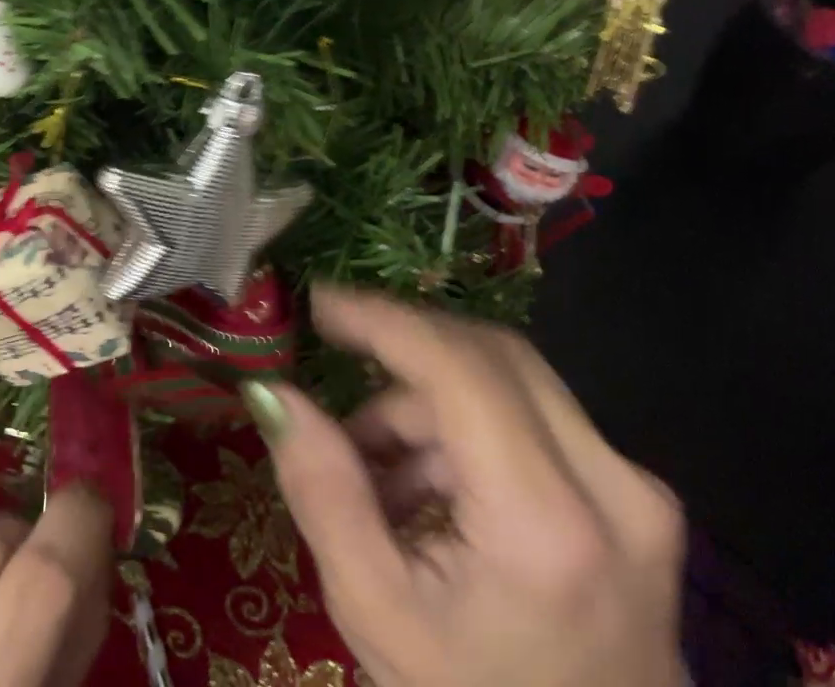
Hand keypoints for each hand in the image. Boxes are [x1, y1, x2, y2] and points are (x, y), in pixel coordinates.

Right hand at [247, 287, 685, 686]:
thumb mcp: (369, 602)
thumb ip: (320, 488)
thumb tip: (269, 389)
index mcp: (546, 521)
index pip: (463, 371)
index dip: (382, 320)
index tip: (311, 301)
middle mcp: (614, 487)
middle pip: (494, 357)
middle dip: (397, 350)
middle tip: (324, 360)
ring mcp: (634, 492)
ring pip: (507, 384)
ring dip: (420, 403)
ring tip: (366, 472)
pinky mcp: (629, 498)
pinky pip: (527, 420)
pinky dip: (455, 432)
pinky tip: (418, 491)